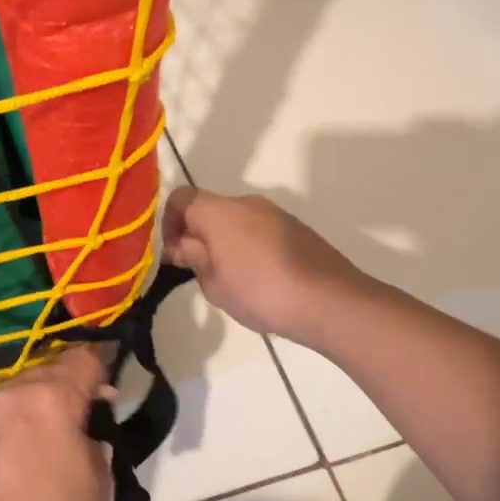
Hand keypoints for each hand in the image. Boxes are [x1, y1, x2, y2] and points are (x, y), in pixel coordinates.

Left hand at [0, 346, 111, 500]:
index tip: (106, 399)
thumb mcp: (99, 482)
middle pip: (47, 372)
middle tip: (77, 425)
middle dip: (66, 390)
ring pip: (13, 387)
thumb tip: (85, 423)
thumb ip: (93, 438)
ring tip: (35, 436)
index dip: (100, 374)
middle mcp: (14, 393)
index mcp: (55, 400)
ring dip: (30, 401)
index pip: (84, 360)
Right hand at [162, 186, 378, 341]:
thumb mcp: (214, 284)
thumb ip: (194, 259)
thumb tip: (183, 245)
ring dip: (226, 241)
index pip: (181, 198)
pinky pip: (261, 230)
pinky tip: (261, 280)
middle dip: (198, 234)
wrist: (331, 301)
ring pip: (237, 220)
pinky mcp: (298, 229)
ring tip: (232, 280)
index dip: (168, 223)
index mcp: (219, 212)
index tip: (174, 253)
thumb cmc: (261, 293)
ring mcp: (276, 214)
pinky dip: (251, 246)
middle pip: (210, 208)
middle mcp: (247, 203)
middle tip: (200, 271)